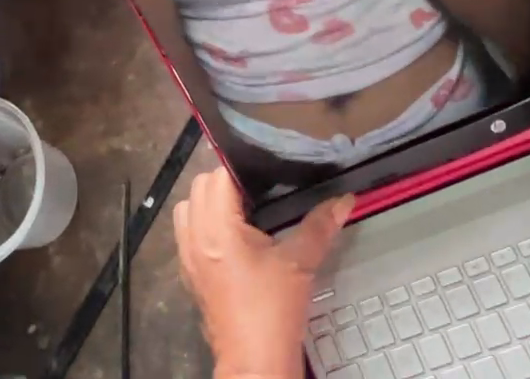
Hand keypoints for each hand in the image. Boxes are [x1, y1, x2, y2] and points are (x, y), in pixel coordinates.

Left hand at [173, 167, 354, 378]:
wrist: (255, 363)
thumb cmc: (273, 311)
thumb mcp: (300, 264)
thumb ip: (320, 226)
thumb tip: (344, 199)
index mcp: (217, 228)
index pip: (218, 176)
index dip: (239, 169)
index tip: (263, 173)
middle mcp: (194, 236)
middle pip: (199, 186)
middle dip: (225, 183)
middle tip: (257, 193)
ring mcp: (187, 254)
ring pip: (187, 206)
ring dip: (208, 201)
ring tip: (240, 211)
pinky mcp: (188, 272)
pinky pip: (185, 231)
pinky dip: (201, 223)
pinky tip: (229, 235)